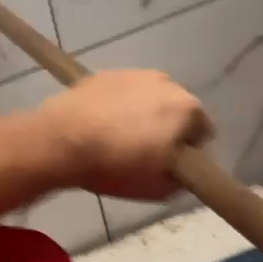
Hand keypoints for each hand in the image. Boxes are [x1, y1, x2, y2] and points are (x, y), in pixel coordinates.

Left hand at [36, 70, 211, 200]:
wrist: (60, 140)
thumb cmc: (116, 165)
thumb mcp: (161, 188)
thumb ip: (184, 177)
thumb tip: (182, 169)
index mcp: (188, 108)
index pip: (202, 132)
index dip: (188, 152)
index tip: (169, 165)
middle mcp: (166, 81)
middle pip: (175, 109)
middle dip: (165, 127)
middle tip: (143, 150)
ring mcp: (132, 73)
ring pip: (147, 98)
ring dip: (141, 113)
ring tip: (117, 136)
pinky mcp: (102, 73)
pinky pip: (121, 92)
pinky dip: (117, 103)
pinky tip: (100, 121)